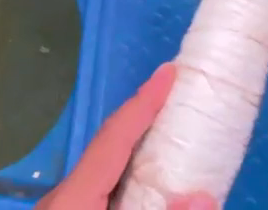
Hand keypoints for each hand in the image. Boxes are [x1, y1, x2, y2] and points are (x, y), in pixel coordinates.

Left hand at [34, 64, 215, 209]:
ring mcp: (62, 208)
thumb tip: (206, 195)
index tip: (170, 70)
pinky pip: (99, 188)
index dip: (143, 103)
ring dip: (136, 150)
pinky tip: (147, 181)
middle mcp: (62, 198)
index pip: (113, 138)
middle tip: (179, 93)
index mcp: (71, 199)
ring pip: (103, 170)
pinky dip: (126, 175)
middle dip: (143, 119)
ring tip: (171, 129)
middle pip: (107, 148)